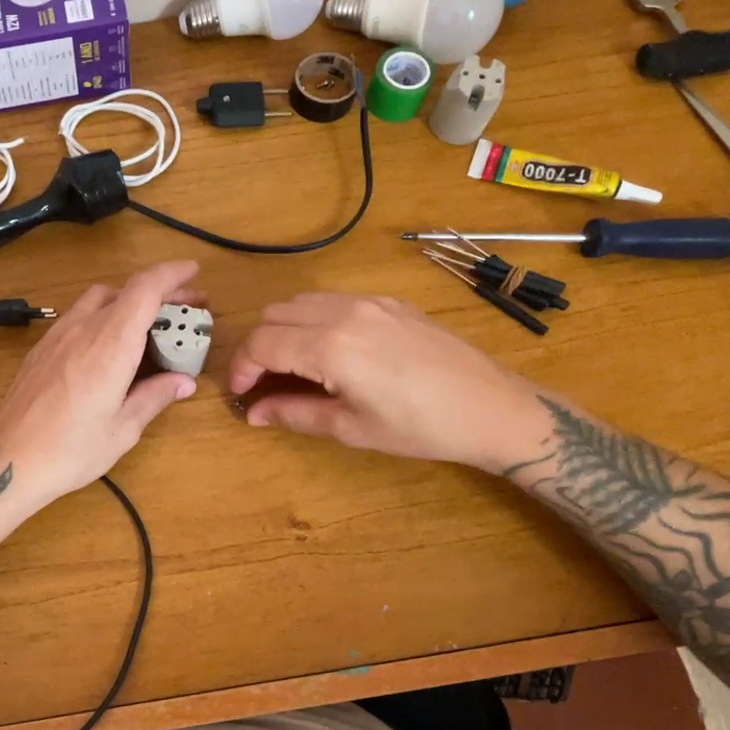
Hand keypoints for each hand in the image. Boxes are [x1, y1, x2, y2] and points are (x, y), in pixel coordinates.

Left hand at [0, 260, 201, 505]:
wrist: (11, 462)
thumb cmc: (72, 450)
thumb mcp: (123, 428)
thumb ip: (155, 396)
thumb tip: (184, 381)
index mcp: (110, 345)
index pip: (145, 289)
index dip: (172, 274)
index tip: (193, 272)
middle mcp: (82, 329)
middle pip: (124, 291)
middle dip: (158, 293)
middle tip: (183, 311)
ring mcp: (57, 336)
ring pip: (98, 300)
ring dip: (128, 303)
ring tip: (147, 327)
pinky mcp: (41, 349)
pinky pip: (77, 317)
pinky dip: (103, 317)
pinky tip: (109, 346)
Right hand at [229, 293, 548, 471]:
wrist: (490, 407)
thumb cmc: (419, 428)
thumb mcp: (351, 428)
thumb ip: (294, 414)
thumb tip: (253, 413)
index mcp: (330, 347)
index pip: (262, 343)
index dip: (240, 368)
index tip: (239, 393)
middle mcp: (344, 312)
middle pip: (274, 315)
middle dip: (257, 347)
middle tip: (260, 382)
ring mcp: (369, 302)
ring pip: (301, 302)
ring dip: (283, 329)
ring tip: (291, 367)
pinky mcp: (390, 302)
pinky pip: (333, 300)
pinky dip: (313, 320)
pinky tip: (328, 352)